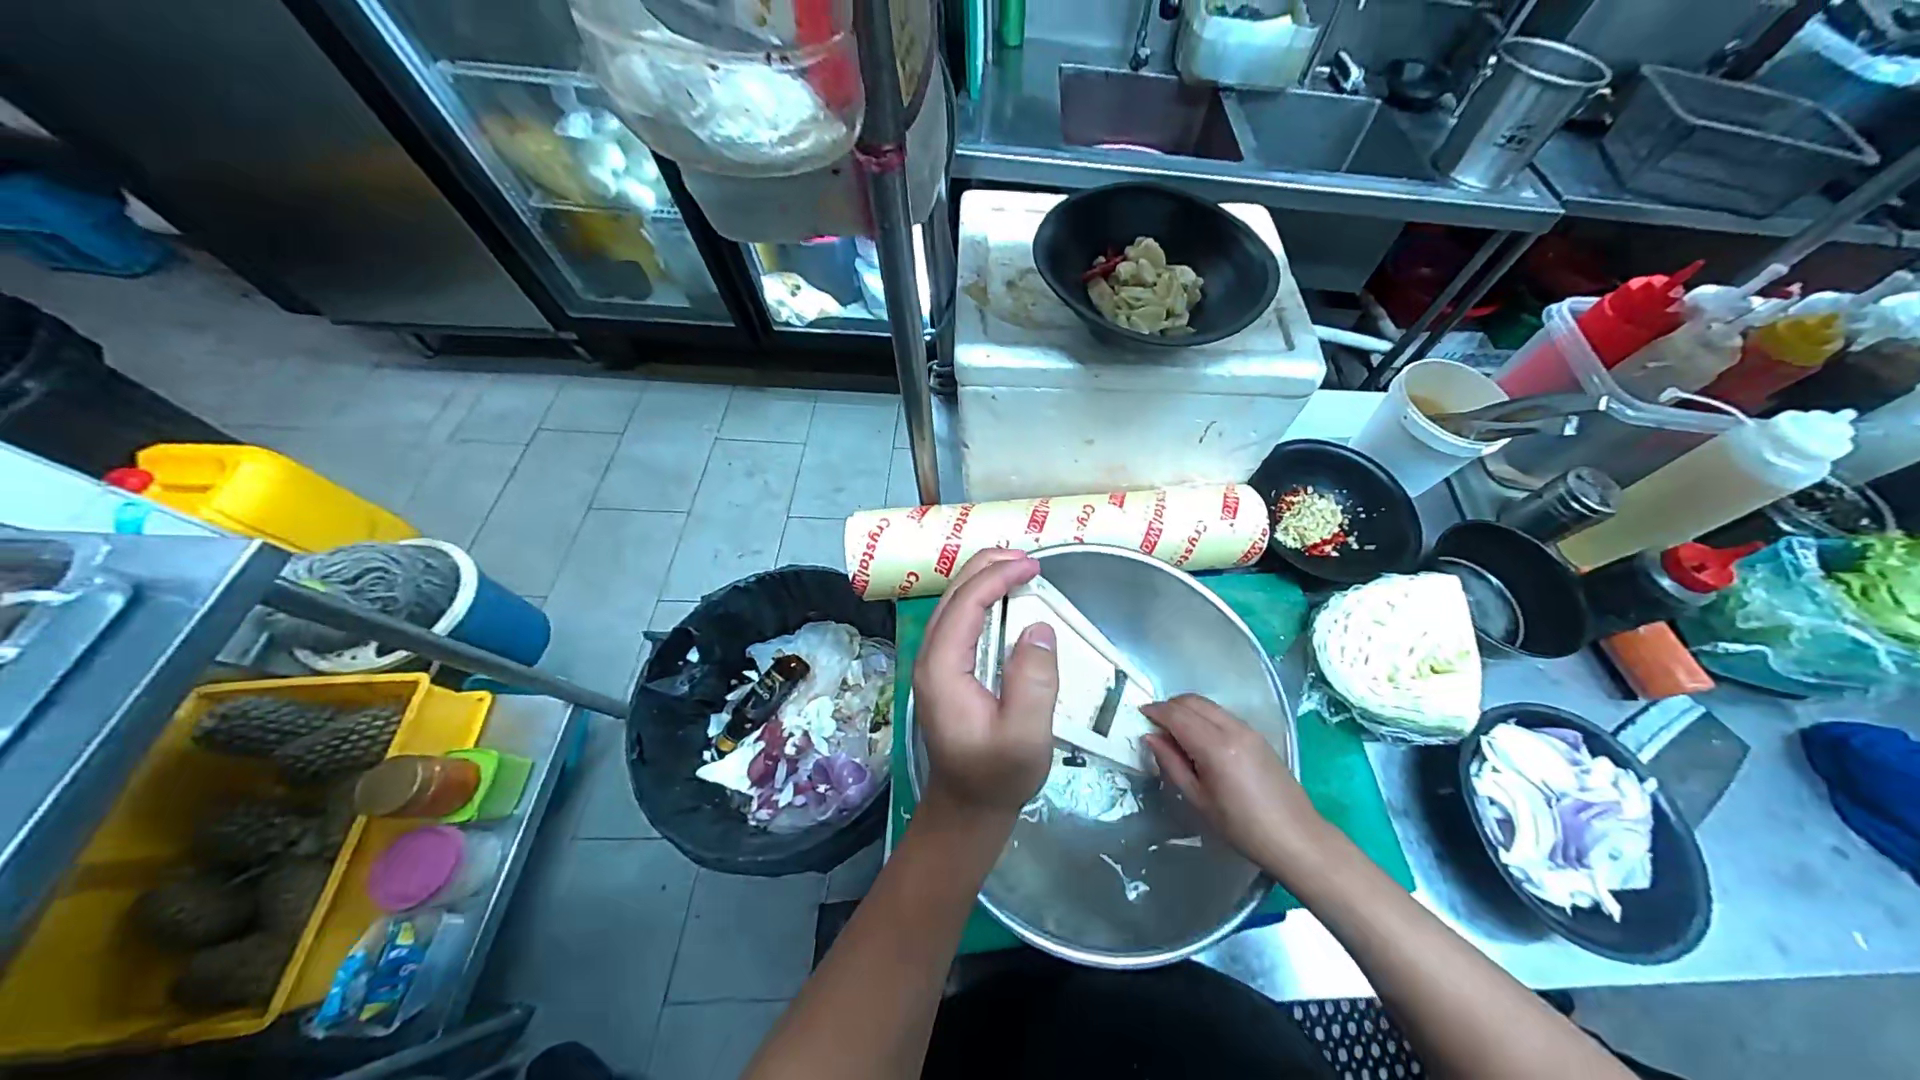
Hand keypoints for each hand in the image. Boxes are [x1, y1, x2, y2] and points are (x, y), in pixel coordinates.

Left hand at [913, 549, 1058, 818]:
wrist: (968, 805)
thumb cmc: (997, 775)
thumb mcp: (1025, 736)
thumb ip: (1033, 682)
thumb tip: (1038, 628)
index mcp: (942, 668)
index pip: (966, 604)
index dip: (997, 577)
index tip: (1033, 565)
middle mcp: (930, 658)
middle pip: (953, 595)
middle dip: (987, 567)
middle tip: (1028, 557)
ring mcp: (934, 663)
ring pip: (954, 604)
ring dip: (983, 578)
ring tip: (1018, 567)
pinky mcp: (945, 670)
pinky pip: (960, 620)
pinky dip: (982, 599)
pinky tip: (1003, 597)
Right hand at [1141, 694, 1331, 876]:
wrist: (1296, 838)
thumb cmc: (1242, 827)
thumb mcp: (1198, 799)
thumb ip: (1171, 763)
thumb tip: (1151, 737)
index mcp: (1215, 747)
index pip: (1177, 715)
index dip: (1155, 711)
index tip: (1140, 714)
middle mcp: (1232, 729)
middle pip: (1193, 702)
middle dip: (1169, 706)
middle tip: (1154, 723)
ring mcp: (1248, 730)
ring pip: (1209, 705)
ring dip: (1187, 709)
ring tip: (1174, 731)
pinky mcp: (1258, 736)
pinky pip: (1222, 715)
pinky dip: (1204, 716)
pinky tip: (1198, 737)